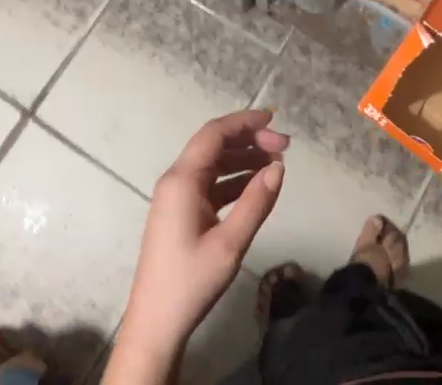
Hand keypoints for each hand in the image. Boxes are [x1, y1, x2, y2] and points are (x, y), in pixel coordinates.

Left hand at [120, 110, 286, 357]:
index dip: (244, 122)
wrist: (156, 322)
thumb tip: (279, 168)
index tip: (274, 120)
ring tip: (277, 164)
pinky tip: (257, 186)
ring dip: (243, 160)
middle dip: (249, 140)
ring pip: (213, 165)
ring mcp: (176, 197)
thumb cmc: (191, 281)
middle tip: (285, 148)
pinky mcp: (180, 214)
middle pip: (214, 146)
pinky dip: (234, 181)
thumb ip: (255, 203)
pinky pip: (210, 185)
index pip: (214, 134)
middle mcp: (176, 180)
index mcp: (183, 180)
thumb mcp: (230, 244)